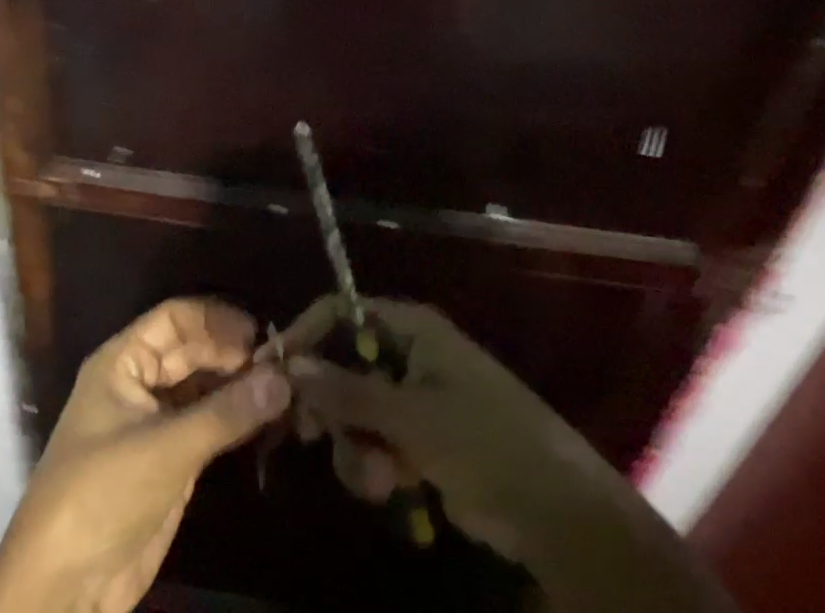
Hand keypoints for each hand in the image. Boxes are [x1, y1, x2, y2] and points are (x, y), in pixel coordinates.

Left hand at [0, 299, 291, 612]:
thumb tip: (284, 377)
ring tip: (289, 387)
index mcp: (122, 363)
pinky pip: (210, 424)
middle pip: (192, 351)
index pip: (173, 319)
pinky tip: (272, 419)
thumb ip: (227, 412)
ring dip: (240, 387)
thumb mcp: (166, 447)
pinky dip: (238, 419)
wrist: (68, 579)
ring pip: (204, 388)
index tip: (262, 334)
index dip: (216, 319)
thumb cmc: (103, 492)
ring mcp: (155, 423)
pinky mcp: (171, 459)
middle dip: (235, 353)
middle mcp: (138, 384)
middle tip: (287, 365)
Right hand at [281, 295, 564, 559]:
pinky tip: (390, 488)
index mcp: (414, 330)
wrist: (553, 511)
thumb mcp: (410, 415)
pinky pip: (372, 443)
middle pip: (340, 365)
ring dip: (353, 447)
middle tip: (308, 435)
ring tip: (377, 477)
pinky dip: (372, 466)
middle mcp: (409, 356)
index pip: (341, 313)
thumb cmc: (485, 442)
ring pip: (352, 412)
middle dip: (328, 407)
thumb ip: (345, 391)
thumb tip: (287, 364)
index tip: (270, 372)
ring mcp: (413, 400)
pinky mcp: (418, 441)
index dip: (305, 336)